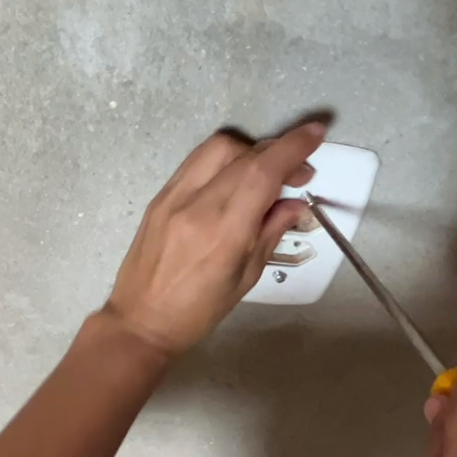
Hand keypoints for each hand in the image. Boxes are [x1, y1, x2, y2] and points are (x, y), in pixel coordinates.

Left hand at [101, 124, 323, 353]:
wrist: (140, 322)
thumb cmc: (197, 312)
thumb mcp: (245, 278)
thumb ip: (270, 233)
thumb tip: (294, 203)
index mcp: (223, 232)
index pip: (263, 173)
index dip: (293, 147)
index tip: (316, 134)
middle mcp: (197, 205)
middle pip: (244, 154)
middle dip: (278, 151)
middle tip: (299, 172)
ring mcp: (173, 197)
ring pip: (217, 148)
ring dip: (250, 150)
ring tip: (266, 172)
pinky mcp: (159, 197)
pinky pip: (196, 162)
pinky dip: (224, 159)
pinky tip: (234, 177)